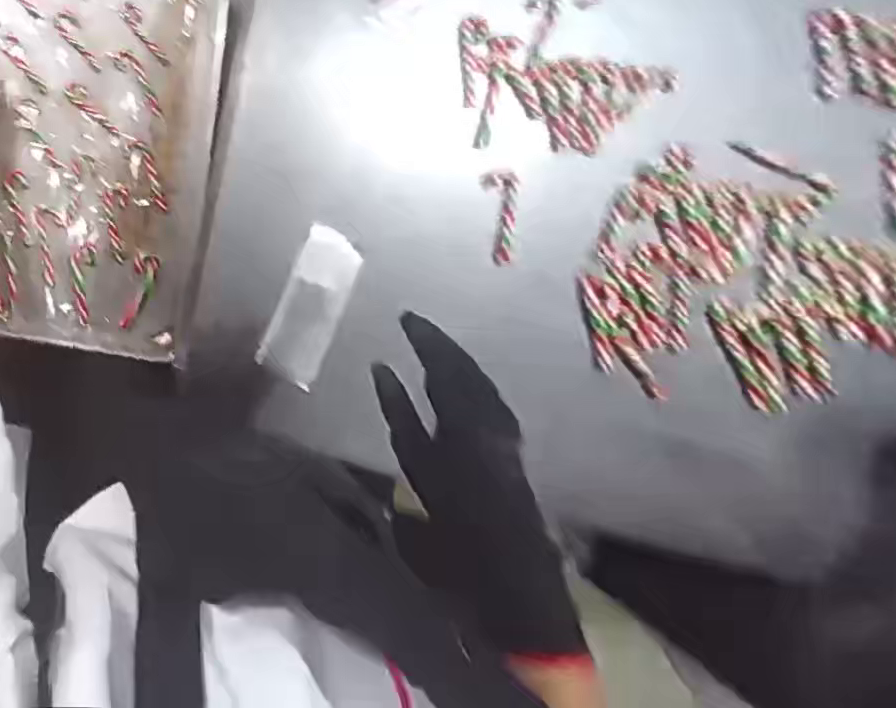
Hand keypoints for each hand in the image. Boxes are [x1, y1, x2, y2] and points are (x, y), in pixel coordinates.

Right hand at [374, 312, 586, 658]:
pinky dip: (471, 379)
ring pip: (481, 382)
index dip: (425, 341)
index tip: (405, 317)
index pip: (443, 369)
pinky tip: (460, 379)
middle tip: (414, 321)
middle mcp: (491, 421)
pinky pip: (491, 397)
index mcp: (463, 424)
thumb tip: (382, 371)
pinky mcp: (512, 446)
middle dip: (440, 342)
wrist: (512, 578)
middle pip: (465, 370)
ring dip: (457, 358)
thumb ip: (399, 414)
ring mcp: (506, 433)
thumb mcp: (414, 467)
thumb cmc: (452, 527)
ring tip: (432, 342)